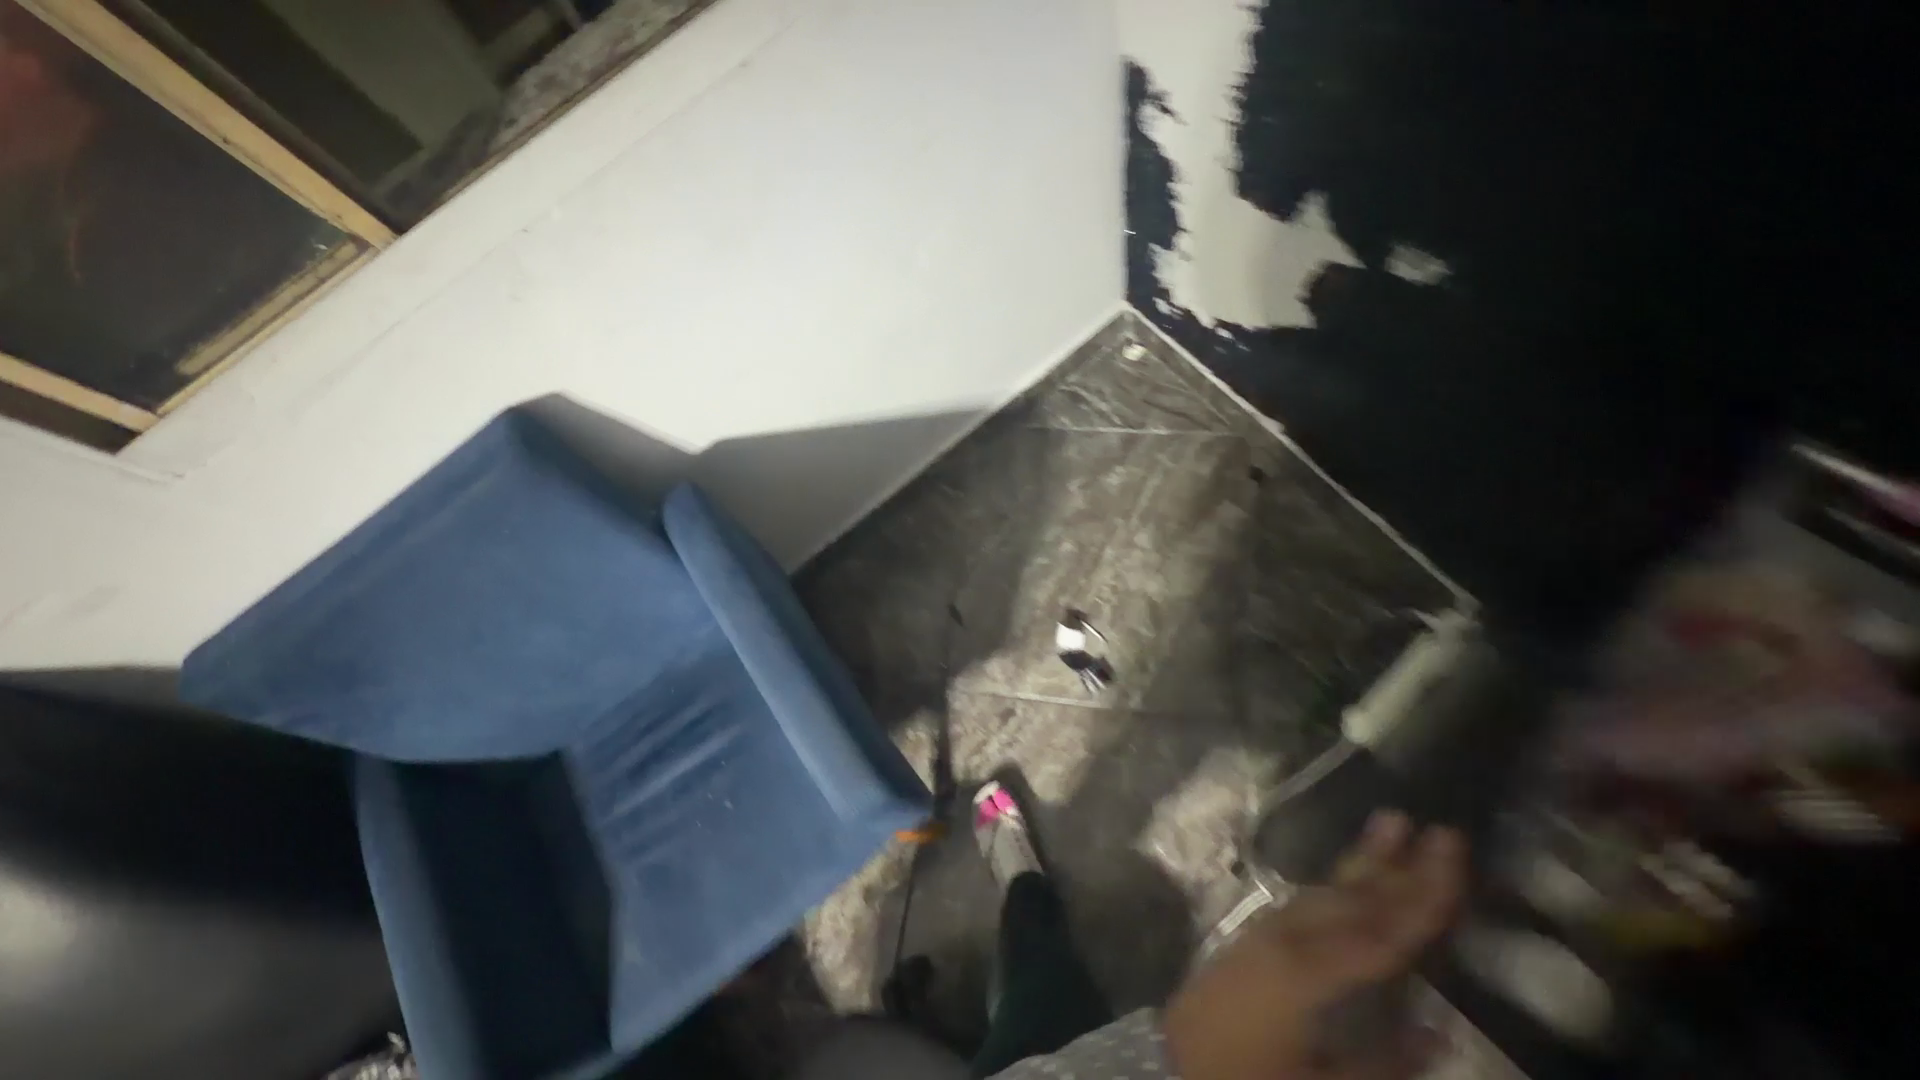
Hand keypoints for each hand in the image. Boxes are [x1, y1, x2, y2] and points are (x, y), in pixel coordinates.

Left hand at [1163, 811, 1466, 1079]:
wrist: (1170, 1065)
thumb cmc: (1246, 1075)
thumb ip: (1383, 1062)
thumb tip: (1440, 1032)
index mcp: (1307, 972)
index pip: (1381, 931)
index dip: (1423, 896)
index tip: (1453, 856)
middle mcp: (1287, 938)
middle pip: (1356, 899)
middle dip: (1401, 866)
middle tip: (1442, 831)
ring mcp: (1266, 932)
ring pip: (1328, 891)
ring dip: (1365, 861)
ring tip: (1394, 822)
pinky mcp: (1253, 937)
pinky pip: (1306, 901)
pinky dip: (1337, 884)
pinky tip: (1349, 877)